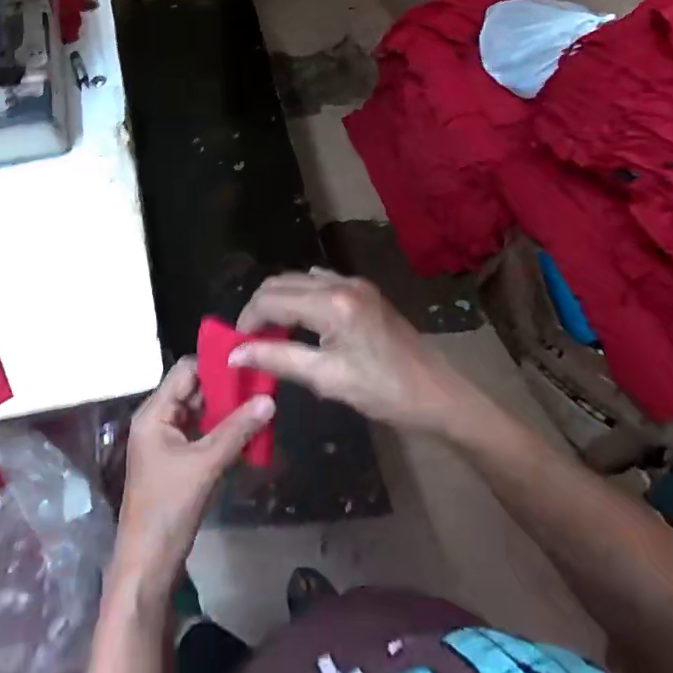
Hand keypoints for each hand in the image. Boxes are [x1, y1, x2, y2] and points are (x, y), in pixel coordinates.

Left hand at [113, 358, 273, 590]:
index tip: (249, 361)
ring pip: (201, 413)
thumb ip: (237, 430)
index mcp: (154, 413)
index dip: (215, 363)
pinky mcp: (177, 462)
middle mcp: (158, 421)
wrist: (148, 563)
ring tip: (262, 404)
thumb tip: (270, 399)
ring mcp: (167, 442)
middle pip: (194, 390)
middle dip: (227, 388)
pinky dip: (223, 432)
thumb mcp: (205, 464)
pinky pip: (203, 435)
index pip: (186, 370)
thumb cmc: (168, 507)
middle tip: (263, 383)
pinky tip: (250, 432)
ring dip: (228, 411)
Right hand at [232, 269, 477, 434]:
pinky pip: (319, 283)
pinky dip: (299, 297)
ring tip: (269, 335)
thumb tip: (236, 353)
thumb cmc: (383, 391)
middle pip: (281, 282)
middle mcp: (341, 283)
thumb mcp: (327, 379)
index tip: (235, 345)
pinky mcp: (363, 291)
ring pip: (299, 280)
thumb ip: (278, 359)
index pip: (271, 299)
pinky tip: (297, 322)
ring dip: (278, 301)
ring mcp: (355, 283)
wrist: (436, 392)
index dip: (247, 320)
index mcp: (332, 303)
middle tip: (248, 341)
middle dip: (259, 308)